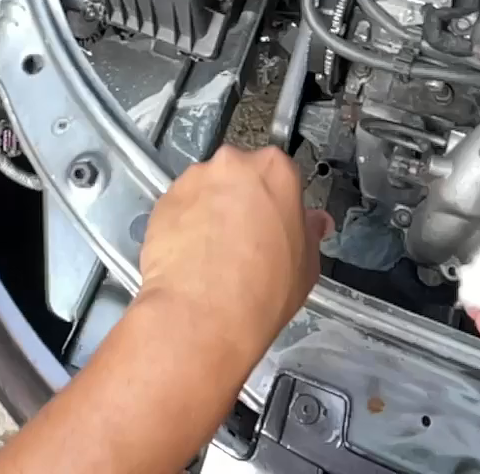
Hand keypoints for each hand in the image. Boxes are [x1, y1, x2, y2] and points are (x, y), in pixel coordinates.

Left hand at [134, 145, 329, 368]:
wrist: (201, 315)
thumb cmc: (258, 291)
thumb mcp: (307, 266)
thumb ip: (310, 232)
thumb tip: (314, 224)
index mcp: (275, 170)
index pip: (282, 173)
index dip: (279, 201)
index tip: (277, 220)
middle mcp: (234, 164)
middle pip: (242, 175)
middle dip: (243, 200)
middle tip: (247, 238)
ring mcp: (195, 179)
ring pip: (208, 189)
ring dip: (212, 210)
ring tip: (216, 252)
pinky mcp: (165, 199)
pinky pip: (181, 206)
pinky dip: (186, 223)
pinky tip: (193, 256)